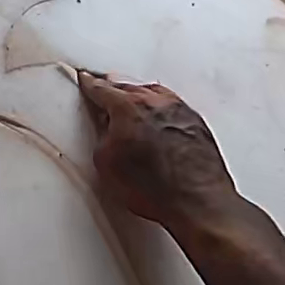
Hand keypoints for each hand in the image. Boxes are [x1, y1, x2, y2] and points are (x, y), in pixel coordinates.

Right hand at [76, 73, 247, 230]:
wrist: (197, 203)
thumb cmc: (154, 187)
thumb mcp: (106, 161)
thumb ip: (102, 135)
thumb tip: (107, 129)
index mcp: (128, 107)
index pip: (101, 89)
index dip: (90, 84)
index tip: (86, 80)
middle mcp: (156, 103)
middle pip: (128, 87)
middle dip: (114, 89)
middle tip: (104, 92)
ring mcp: (180, 111)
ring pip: (153, 94)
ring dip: (139, 97)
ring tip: (131, 105)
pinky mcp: (197, 125)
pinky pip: (172, 107)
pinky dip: (160, 109)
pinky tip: (156, 119)